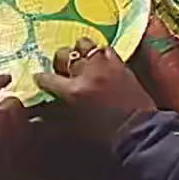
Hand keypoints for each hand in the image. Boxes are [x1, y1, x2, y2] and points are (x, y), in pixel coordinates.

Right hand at [35, 37, 157, 149]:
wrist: (138, 131)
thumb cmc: (105, 135)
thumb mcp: (76, 127)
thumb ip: (57, 115)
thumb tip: (41, 113)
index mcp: (73, 91)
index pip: (47, 78)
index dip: (40, 79)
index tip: (39, 79)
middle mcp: (86, 73)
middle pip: (64, 55)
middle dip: (60, 62)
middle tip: (62, 71)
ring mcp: (104, 65)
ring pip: (84, 44)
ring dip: (80, 52)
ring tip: (81, 61)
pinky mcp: (119, 63)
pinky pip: (105, 49)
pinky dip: (99, 53)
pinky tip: (99, 61)